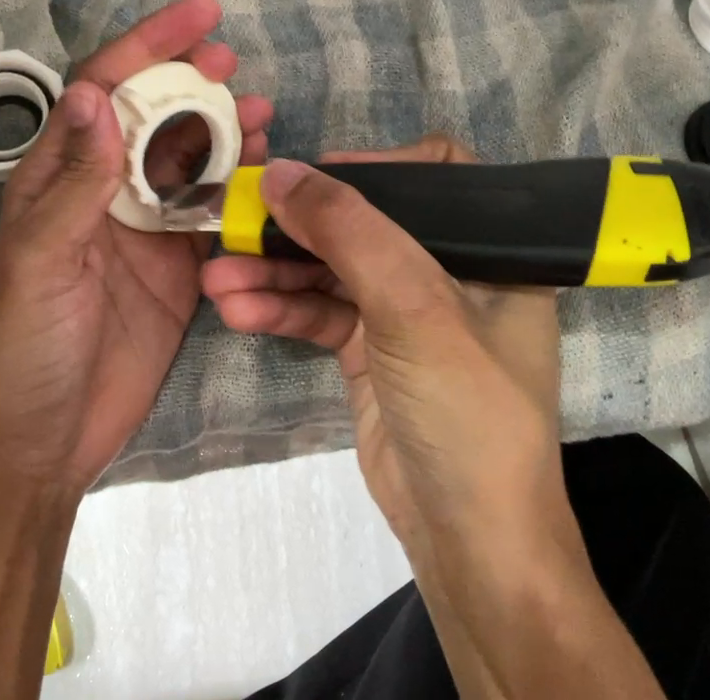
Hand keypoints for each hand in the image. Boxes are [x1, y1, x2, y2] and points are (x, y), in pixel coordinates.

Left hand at [0, 0, 273, 494]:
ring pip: (188, 166)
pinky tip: (265, 177)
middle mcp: (99, 196)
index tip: (199, 15)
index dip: (146, 47)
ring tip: (263, 111)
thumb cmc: (21, 349)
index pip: (101, 92)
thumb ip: (73, 184)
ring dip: (223, 134)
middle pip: (150, 121)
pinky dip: (237, 196)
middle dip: (188, 83)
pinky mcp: (173, 274)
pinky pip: (209, 221)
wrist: (41, 443)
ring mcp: (140, 234)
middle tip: (233, 60)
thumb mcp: (37, 262)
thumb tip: (93, 94)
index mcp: (54, 181)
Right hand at [200, 135, 570, 569]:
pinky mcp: (370, 353)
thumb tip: (279, 172)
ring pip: (334, 272)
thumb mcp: (416, 310)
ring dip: (276, 273)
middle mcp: (449, 275)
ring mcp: (406, 316)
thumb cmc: (467, 411)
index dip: (376, 170)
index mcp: (491, 252)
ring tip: (218, 280)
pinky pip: (321, 315)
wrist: (468, 539)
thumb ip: (350, 233)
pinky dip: (282, 311)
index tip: (312, 179)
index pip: (436, 179)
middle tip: (238, 222)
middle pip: (368, 225)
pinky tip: (238, 312)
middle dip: (301, 229)